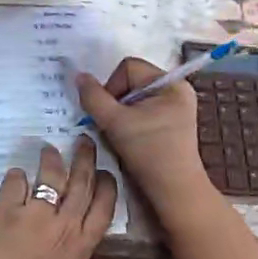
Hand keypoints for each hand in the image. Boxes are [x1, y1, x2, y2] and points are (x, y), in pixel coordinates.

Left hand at [0, 137, 116, 258]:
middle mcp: (64, 225)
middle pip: (80, 183)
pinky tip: (16, 173)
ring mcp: (35, 215)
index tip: (106, 172)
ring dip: (52, 160)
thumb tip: (79, 255)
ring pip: (50, 176)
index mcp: (82, 248)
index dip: (106, 186)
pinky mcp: (6, 212)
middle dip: (84, 159)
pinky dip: (17, 177)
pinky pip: (15, 184)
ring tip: (50, 149)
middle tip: (84, 140)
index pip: (103, 207)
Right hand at [76, 58, 209, 203]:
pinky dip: (132, 120)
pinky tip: (130, 138)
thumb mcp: (114, 122)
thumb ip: (93, 97)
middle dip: (116, 101)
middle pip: (132, 81)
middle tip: (112, 124)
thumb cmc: (148, 152)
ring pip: (136, 97)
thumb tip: (79, 76)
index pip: (128, 68)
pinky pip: (145, 109)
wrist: (174, 190)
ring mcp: (177, 106)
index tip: (107, 113)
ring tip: (121, 133)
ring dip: (121, 113)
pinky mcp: (173, 121)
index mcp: (171, 83)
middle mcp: (177, 89)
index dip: (111, 86)